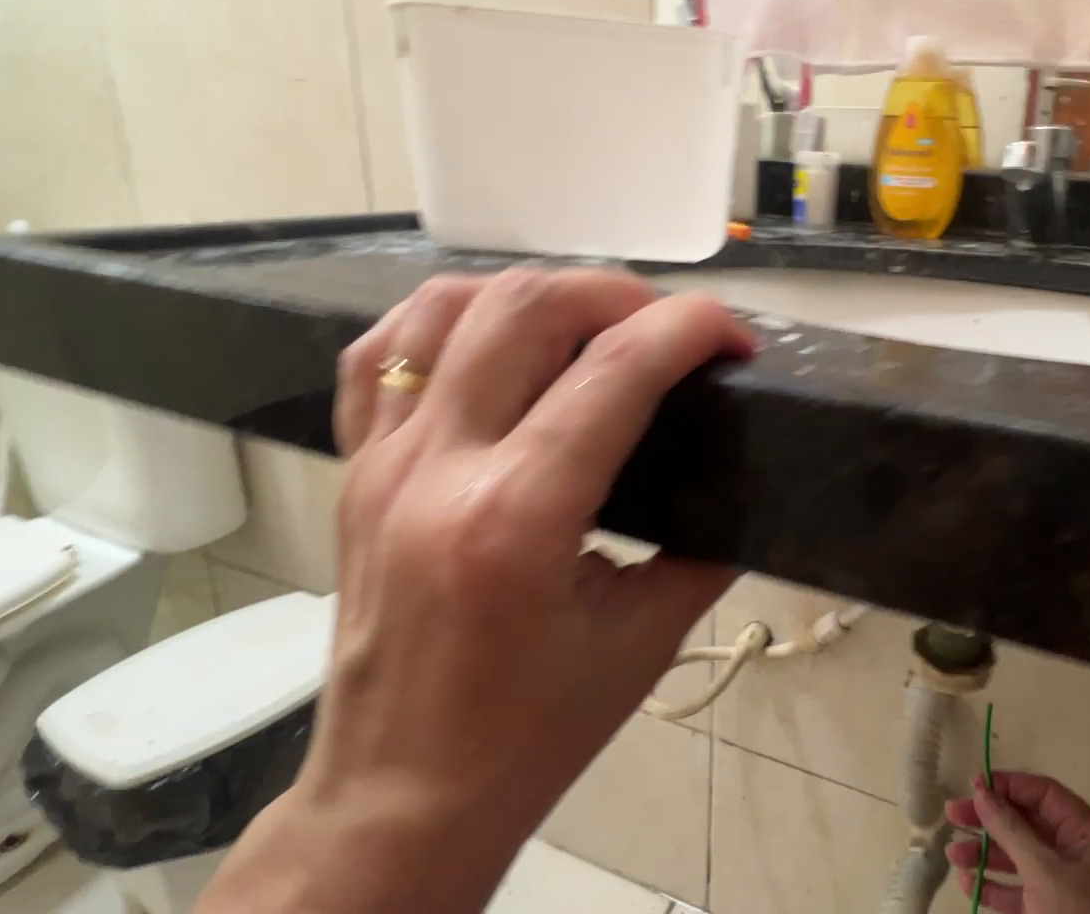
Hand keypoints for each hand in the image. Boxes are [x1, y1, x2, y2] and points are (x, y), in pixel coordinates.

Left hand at [198, 268, 752, 913]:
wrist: (401, 795)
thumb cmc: (529, 734)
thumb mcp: (644, 639)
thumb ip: (701, 547)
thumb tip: (735, 483)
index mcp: (517, 519)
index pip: (616, 371)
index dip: (690, 328)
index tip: (733, 339)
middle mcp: (438, 469)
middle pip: (526, 309)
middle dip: (618, 293)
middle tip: (668, 328)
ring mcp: (382, 462)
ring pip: (447, 308)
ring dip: (534, 294)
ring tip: (589, 323)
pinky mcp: (354, 470)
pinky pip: (380, 352)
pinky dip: (445, 318)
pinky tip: (490, 335)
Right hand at [946, 772, 1089, 913]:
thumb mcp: (1044, 873)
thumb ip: (1011, 829)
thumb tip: (982, 792)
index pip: (1047, 795)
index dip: (1010, 786)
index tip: (973, 785)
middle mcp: (1083, 857)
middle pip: (1030, 825)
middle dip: (990, 822)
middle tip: (952, 815)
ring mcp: (1069, 889)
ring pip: (1022, 859)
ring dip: (987, 855)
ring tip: (952, 854)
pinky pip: (1023, 891)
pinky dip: (996, 887)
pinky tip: (967, 883)